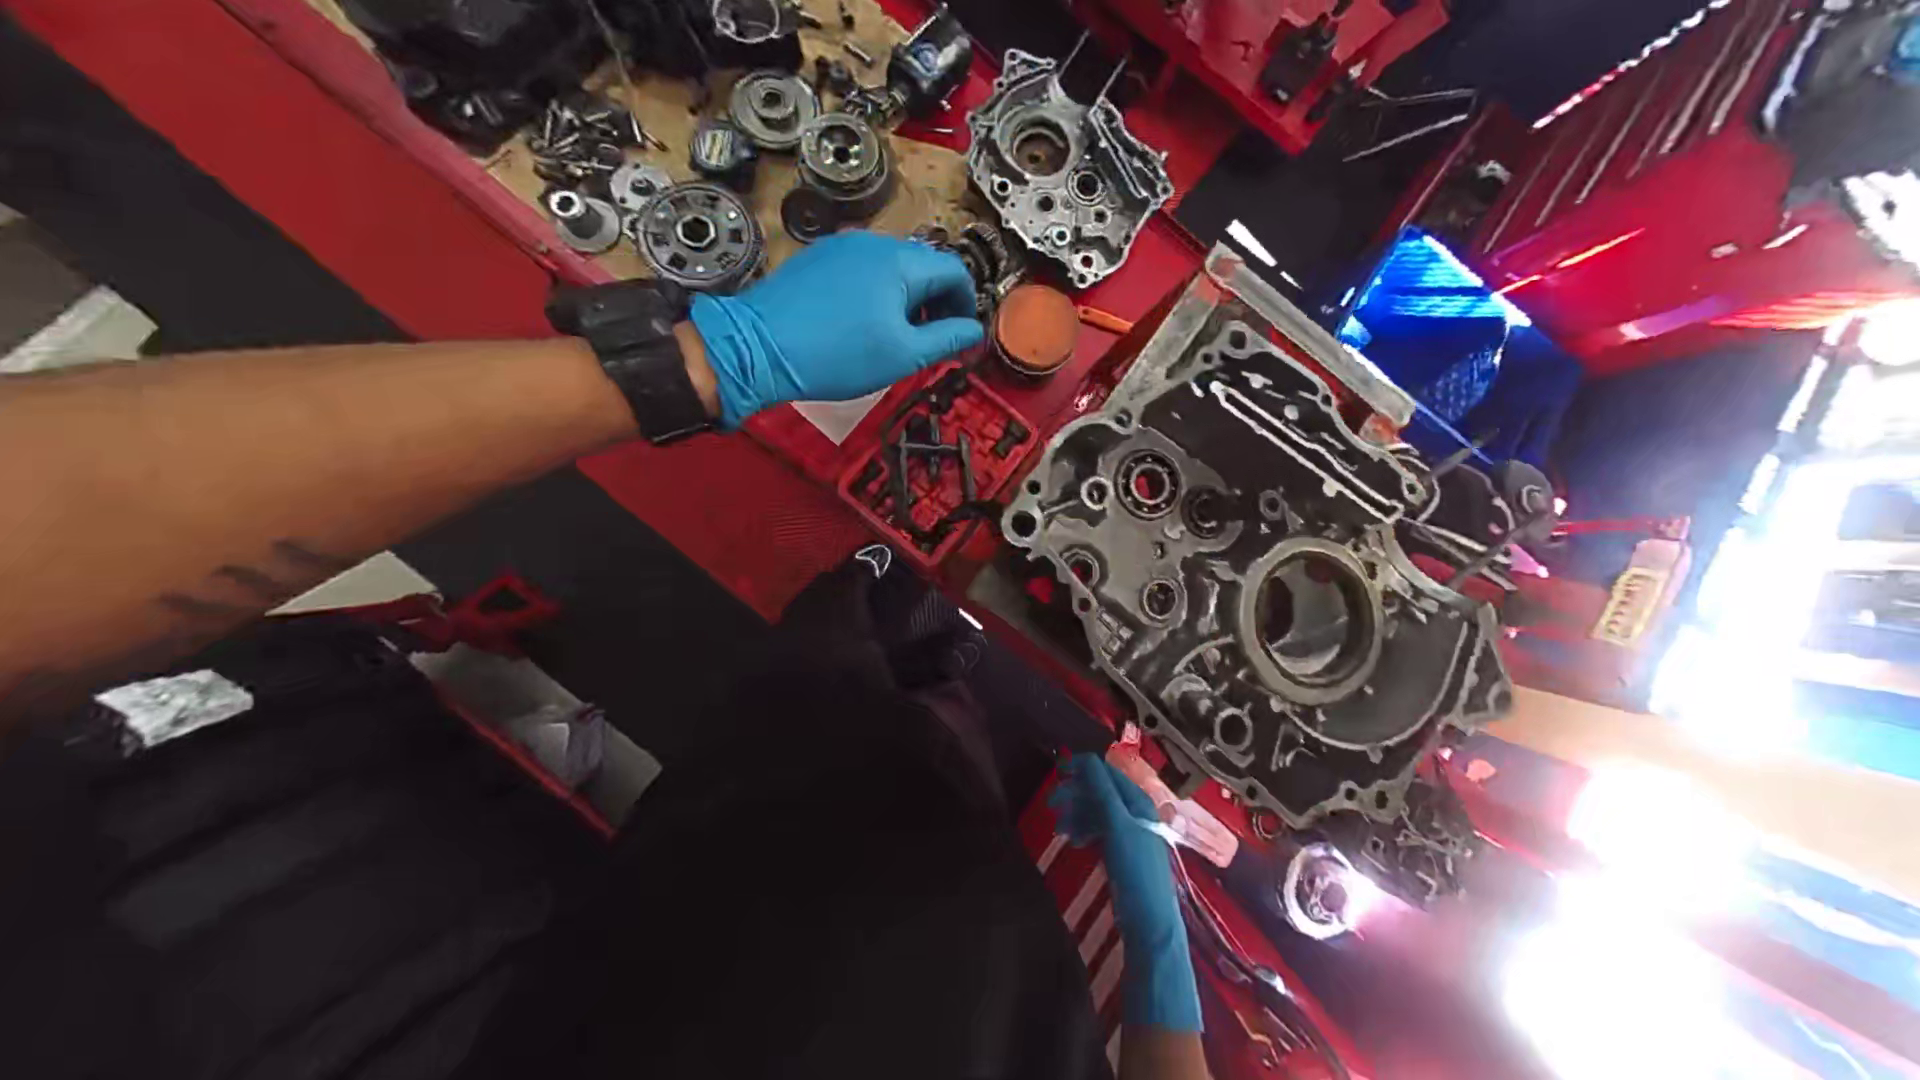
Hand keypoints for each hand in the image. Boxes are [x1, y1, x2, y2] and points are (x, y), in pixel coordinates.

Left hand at [686, 231, 983, 428]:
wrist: (758, 349)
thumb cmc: (834, 354)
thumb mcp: (903, 355)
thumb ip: (947, 339)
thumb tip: (972, 331)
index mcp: (899, 261)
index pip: (954, 271)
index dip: (965, 305)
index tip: (959, 335)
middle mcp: (872, 243)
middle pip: (924, 268)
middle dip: (935, 305)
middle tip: (928, 342)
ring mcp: (841, 247)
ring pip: (893, 270)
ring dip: (906, 302)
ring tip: (894, 339)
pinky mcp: (818, 259)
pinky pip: (863, 272)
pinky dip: (877, 296)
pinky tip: (863, 327)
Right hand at [1050, 753, 1202, 1032]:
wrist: (1150, 922)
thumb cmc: (1135, 868)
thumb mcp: (1116, 825)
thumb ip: (1101, 791)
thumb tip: (1084, 758)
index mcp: (1138, 801)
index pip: (1107, 773)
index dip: (1082, 770)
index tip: (1057, 773)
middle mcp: (1135, 812)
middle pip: (1099, 792)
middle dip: (1075, 795)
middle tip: (1051, 805)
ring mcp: (1128, 833)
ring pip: (1096, 812)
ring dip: (1076, 814)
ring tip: (1059, 829)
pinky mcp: (1120, 852)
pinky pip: (1098, 830)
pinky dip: (1083, 830)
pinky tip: (1073, 841)